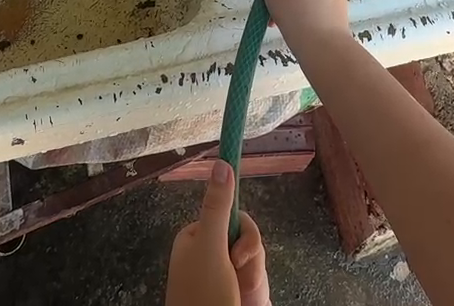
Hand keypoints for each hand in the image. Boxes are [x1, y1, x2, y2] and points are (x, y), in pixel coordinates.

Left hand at [166, 160, 269, 305]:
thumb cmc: (204, 298)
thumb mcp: (210, 249)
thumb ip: (218, 207)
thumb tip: (222, 162)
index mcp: (196, 238)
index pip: (232, 216)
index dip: (244, 234)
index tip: (241, 254)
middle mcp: (208, 252)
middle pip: (247, 237)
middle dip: (251, 261)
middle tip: (238, 280)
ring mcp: (223, 275)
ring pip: (255, 261)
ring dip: (254, 280)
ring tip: (241, 298)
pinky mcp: (236, 293)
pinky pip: (257, 281)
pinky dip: (256, 294)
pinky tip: (247, 302)